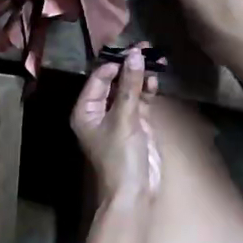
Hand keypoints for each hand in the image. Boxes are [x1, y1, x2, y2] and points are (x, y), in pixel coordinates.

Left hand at [71, 46, 160, 205]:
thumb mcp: (124, 118)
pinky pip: (140, 101)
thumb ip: (130, 86)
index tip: (135, 48)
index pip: (99, 77)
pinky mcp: (135, 125)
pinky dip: (147, 90)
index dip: (116, 62)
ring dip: (141, 75)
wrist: (134, 194)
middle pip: (114, 81)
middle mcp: (99, 111)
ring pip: (129, 89)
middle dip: (130, 65)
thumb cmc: (120, 157)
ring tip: (157, 58)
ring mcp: (118, 118)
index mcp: (86, 110)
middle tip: (148, 48)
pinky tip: (156, 79)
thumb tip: (135, 55)